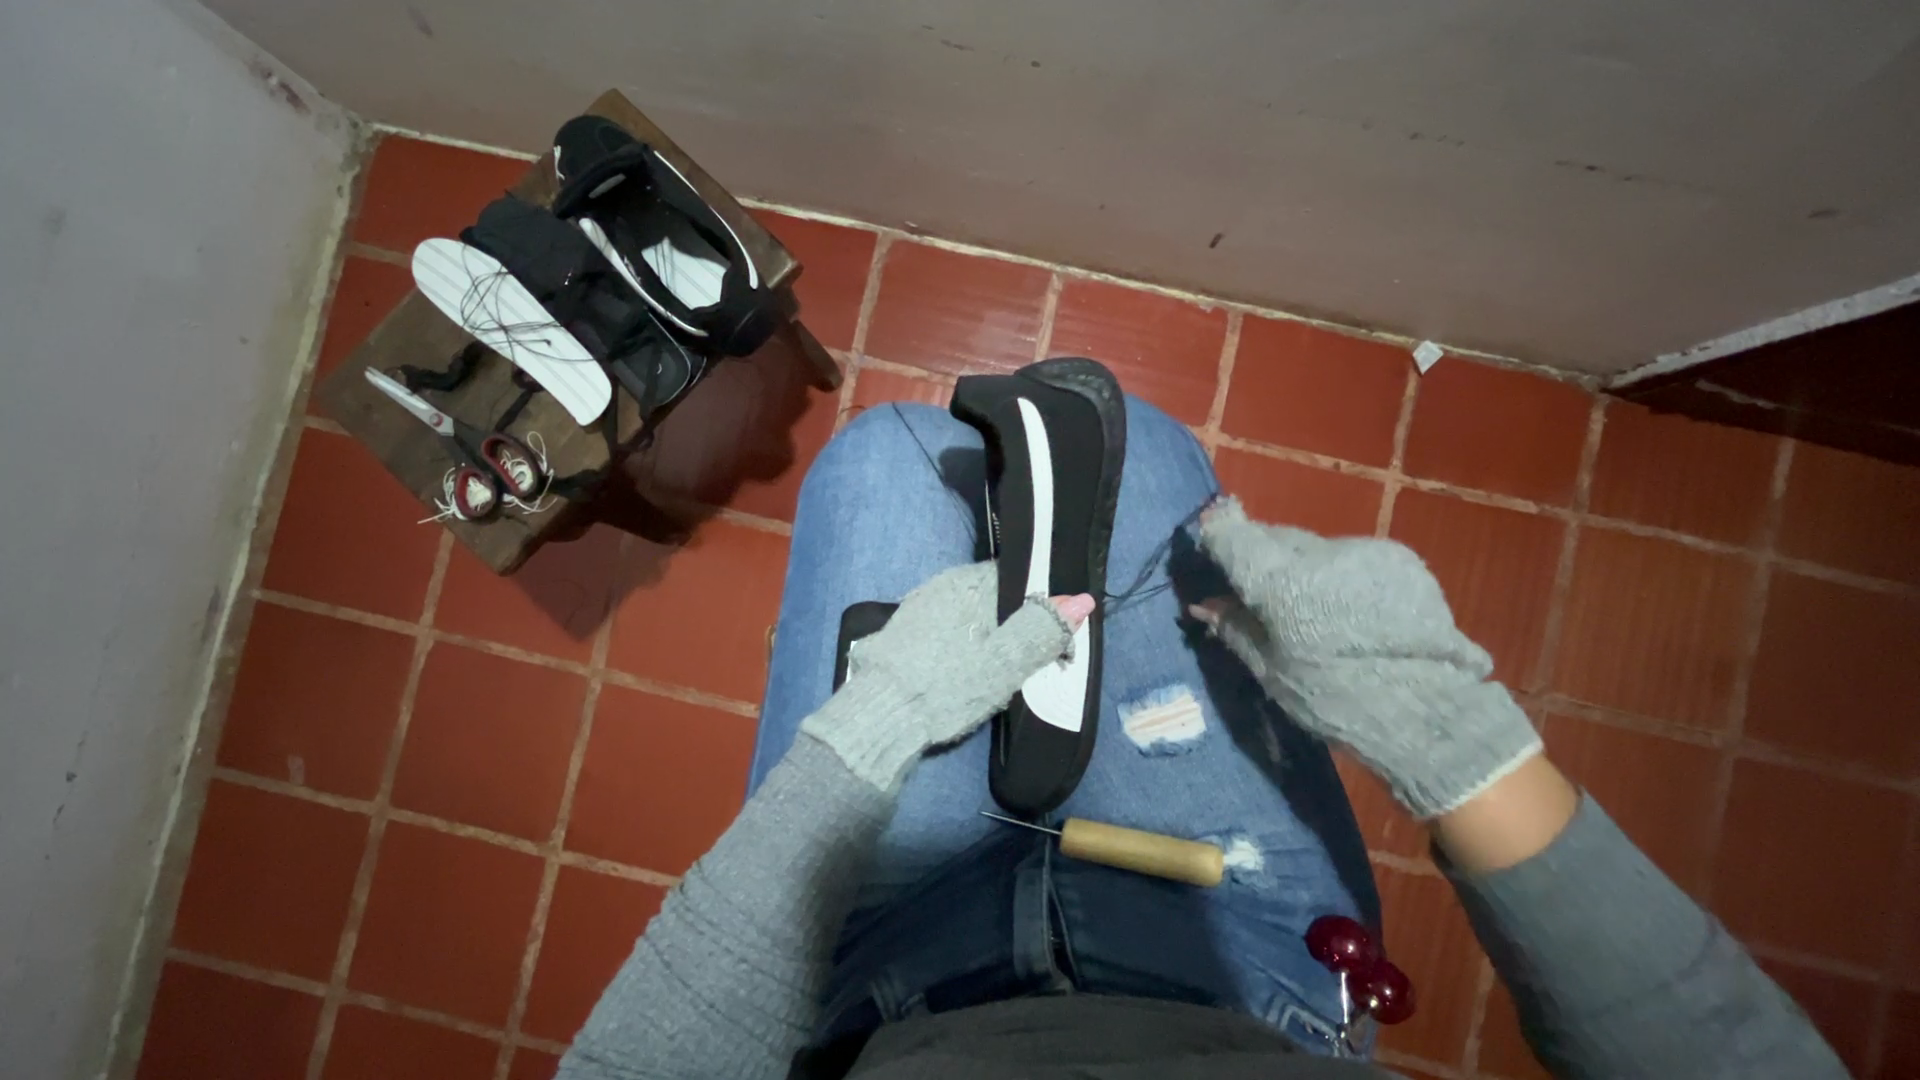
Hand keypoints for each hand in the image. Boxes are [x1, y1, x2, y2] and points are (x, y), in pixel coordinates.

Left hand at [802, 562, 1094, 791]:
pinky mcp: (901, 632)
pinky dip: (960, 644)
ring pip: (967, 613)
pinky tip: (960, 671)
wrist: (879, 717)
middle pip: (991, 597)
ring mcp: (917, 607)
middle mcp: (941, 584)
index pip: (1017, 580)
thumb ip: (1042, 628)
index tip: (1048, 640)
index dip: (1038, 608)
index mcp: (968, 582)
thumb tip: (1082, 599)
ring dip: (984, 635)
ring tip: (992, 671)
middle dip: (1011, 623)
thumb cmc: (948, 687)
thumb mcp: (1006, 663)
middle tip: (1023, 662)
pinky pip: (944, 628)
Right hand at [1193, 498, 1539, 818]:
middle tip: (1256, 585)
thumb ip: (1235, 627)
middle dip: (1259, 552)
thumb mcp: (1271, 669)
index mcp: (1282, 583)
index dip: (1216, 533)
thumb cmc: (1334, 699)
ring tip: (1313, 606)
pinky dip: (1339, 572)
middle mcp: (1320, 552)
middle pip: (1274, 536)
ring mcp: (1363, 551)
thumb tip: (1204, 603)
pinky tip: (1351, 607)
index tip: (1209, 538)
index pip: (1233, 535)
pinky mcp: (1399, 556)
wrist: (1427, 710)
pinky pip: (1351, 555)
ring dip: (1302, 564)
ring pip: (1313, 545)